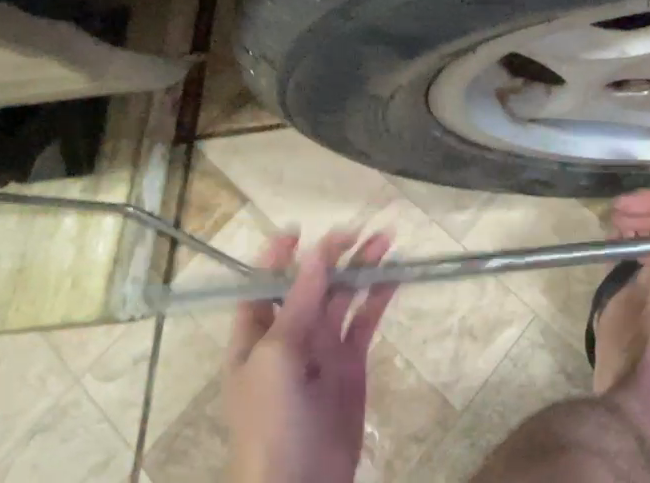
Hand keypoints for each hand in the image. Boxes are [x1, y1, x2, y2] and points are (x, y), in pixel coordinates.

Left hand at [224, 228, 395, 482]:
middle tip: (360, 230)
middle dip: (332, 255)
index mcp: (254, 337)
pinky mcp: (351, 364)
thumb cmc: (270, 421)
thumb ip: (299, 305)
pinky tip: (396, 275)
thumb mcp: (276, 359)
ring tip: (387, 239)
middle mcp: (287, 338)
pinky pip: (365, 321)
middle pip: (310, 285)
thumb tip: (316, 255)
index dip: (276, 257)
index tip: (300, 228)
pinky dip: (380, 296)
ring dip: (362, 268)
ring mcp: (321, 350)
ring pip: (343, 297)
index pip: (261, 286)